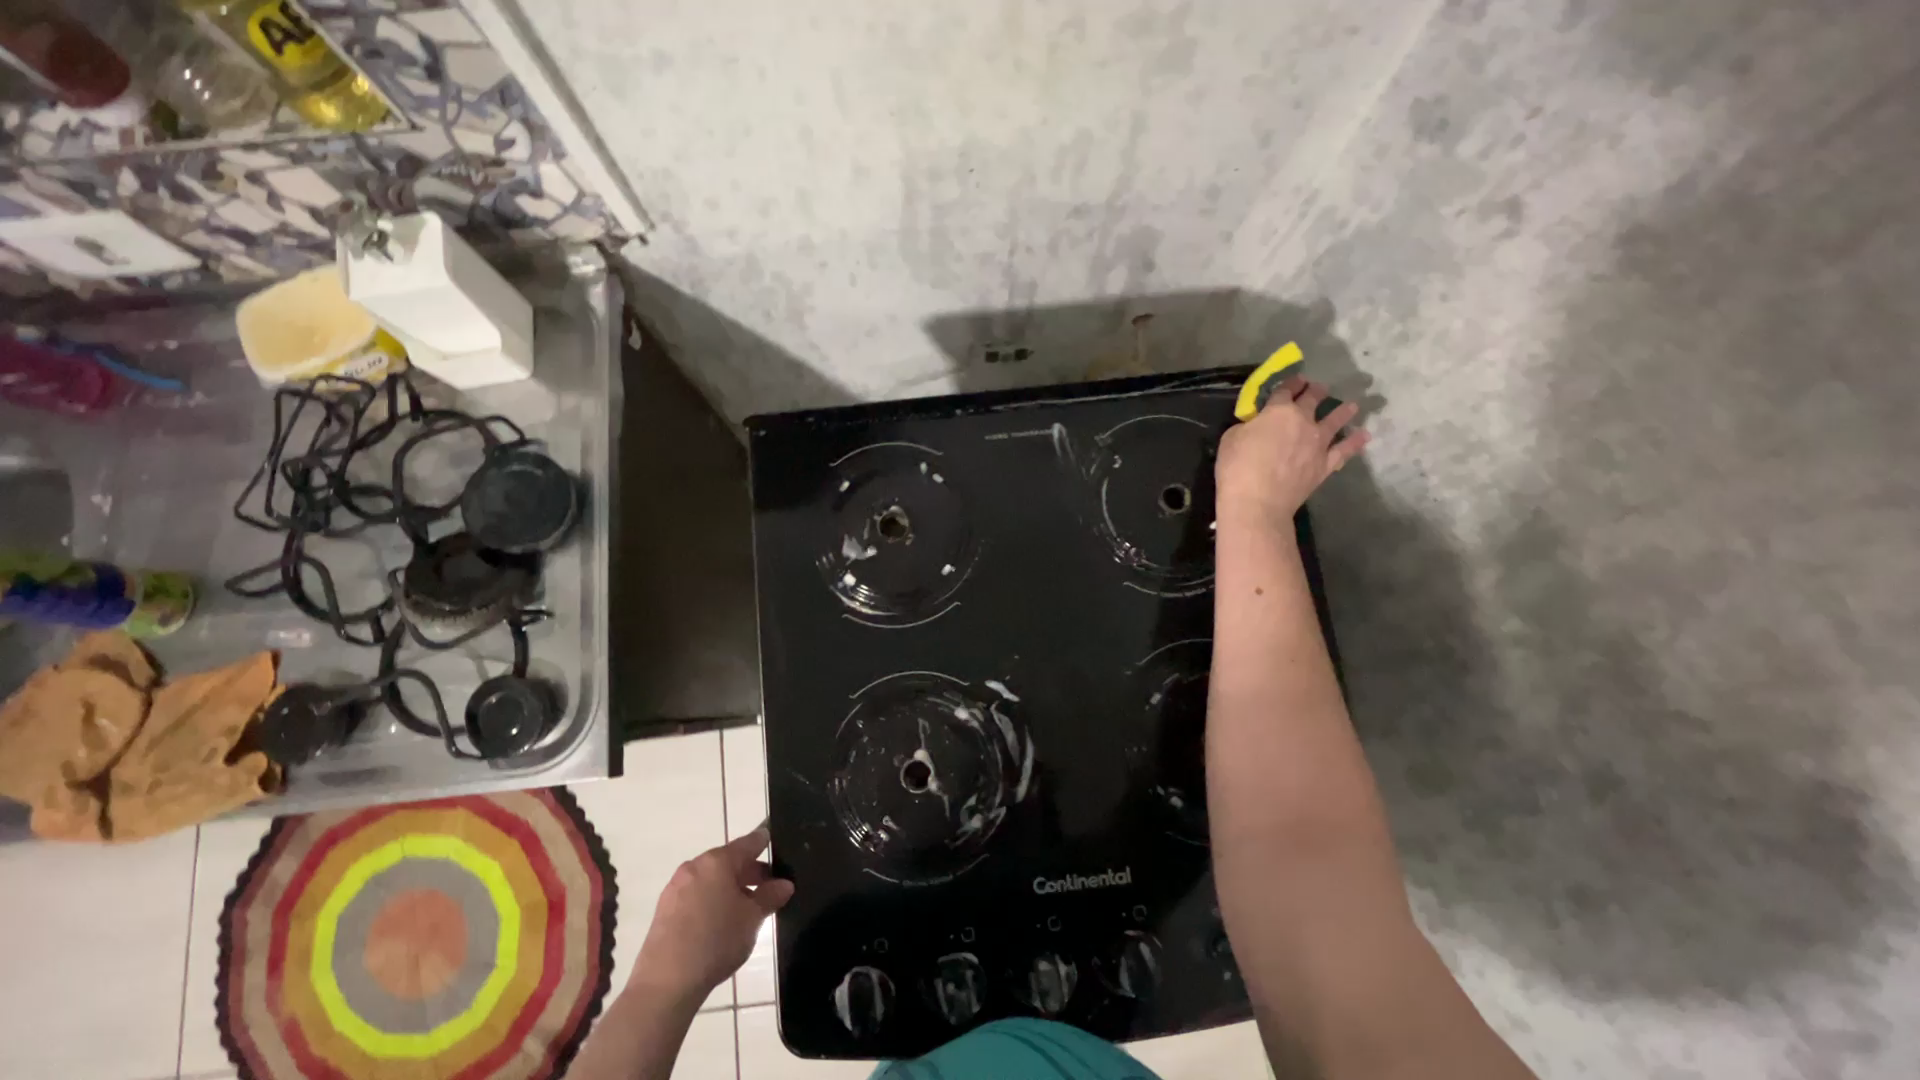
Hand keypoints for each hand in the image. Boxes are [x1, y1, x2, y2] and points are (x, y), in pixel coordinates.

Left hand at [632, 828, 794, 1001]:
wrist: (667, 981)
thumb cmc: (717, 941)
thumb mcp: (752, 919)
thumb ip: (770, 896)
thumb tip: (784, 884)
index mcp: (717, 861)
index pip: (749, 842)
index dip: (766, 843)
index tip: (779, 848)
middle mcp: (694, 867)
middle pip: (728, 861)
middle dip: (750, 872)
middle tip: (769, 890)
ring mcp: (676, 887)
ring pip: (711, 879)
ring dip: (730, 888)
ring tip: (746, 910)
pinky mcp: (664, 908)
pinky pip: (696, 894)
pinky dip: (711, 900)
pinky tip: (720, 923)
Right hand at [1216, 377, 1367, 523]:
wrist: (1258, 502)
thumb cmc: (1237, 468)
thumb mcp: (1231, 438)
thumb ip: (1248, 427)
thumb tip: (1256, 427)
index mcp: (1278, 411)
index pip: (1285, 390)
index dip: (1290, 382)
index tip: (1296, 380)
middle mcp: (1303, 421)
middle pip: (1313, 399)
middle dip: (1316, 391)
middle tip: (1319, 388)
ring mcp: (1318, 443)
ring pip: (1335, 421)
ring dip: (1343, 411)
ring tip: (1352, 406)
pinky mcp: (1325, 464)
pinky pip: (1344, 450)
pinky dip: (1355, 442)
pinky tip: (1364, 436)